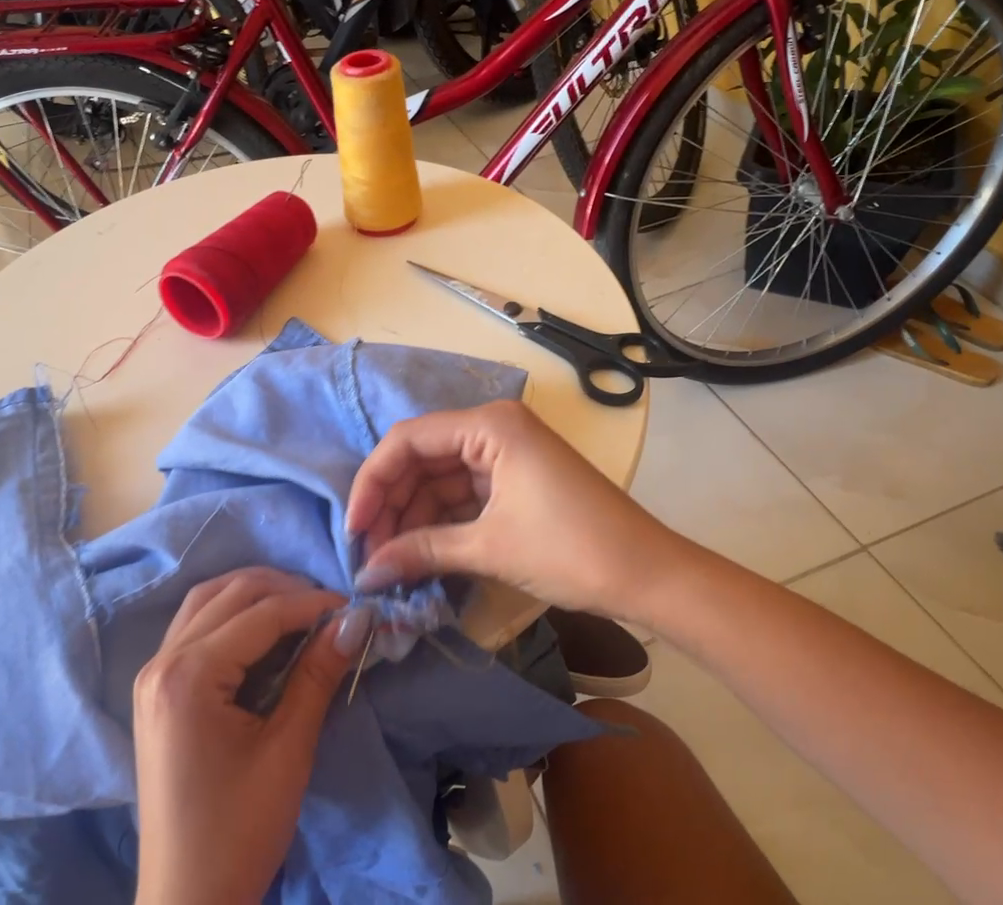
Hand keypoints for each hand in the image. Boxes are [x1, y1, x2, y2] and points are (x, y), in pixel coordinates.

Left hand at [132, 567, 351, 904]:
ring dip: (254, 595)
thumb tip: (356, 620)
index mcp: (188, 675)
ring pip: (205, 603)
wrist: (188, 896)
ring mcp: (152, 676)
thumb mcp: (288, 750)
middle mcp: (161, 662)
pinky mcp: (156, 692)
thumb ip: (317, 675)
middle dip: (284, 590)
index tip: (356, 608)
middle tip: (332, 607)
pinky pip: (194, 629)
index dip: (312, 604)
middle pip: (228, 594)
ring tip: (302, 608)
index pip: (259, 614)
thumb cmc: (240, 828)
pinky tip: (264, 632)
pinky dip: (231, 616)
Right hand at [345, 401, 684, 623]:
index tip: (353, 530)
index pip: (408, 440)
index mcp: (490, 425)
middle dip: (393, 506)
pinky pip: (463, 497)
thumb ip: (422, 551)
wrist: (649, 576)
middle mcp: (494, 428)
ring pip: (440, 481)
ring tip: (391, 564)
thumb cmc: (572, 550)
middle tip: (370, 556)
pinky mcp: (516, 482)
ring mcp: (506, 455)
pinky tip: (420, 557)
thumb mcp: (489, 548)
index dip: (373, 483)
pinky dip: (442, 525)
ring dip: (414, 520)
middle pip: (421, 460)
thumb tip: (365, 573)